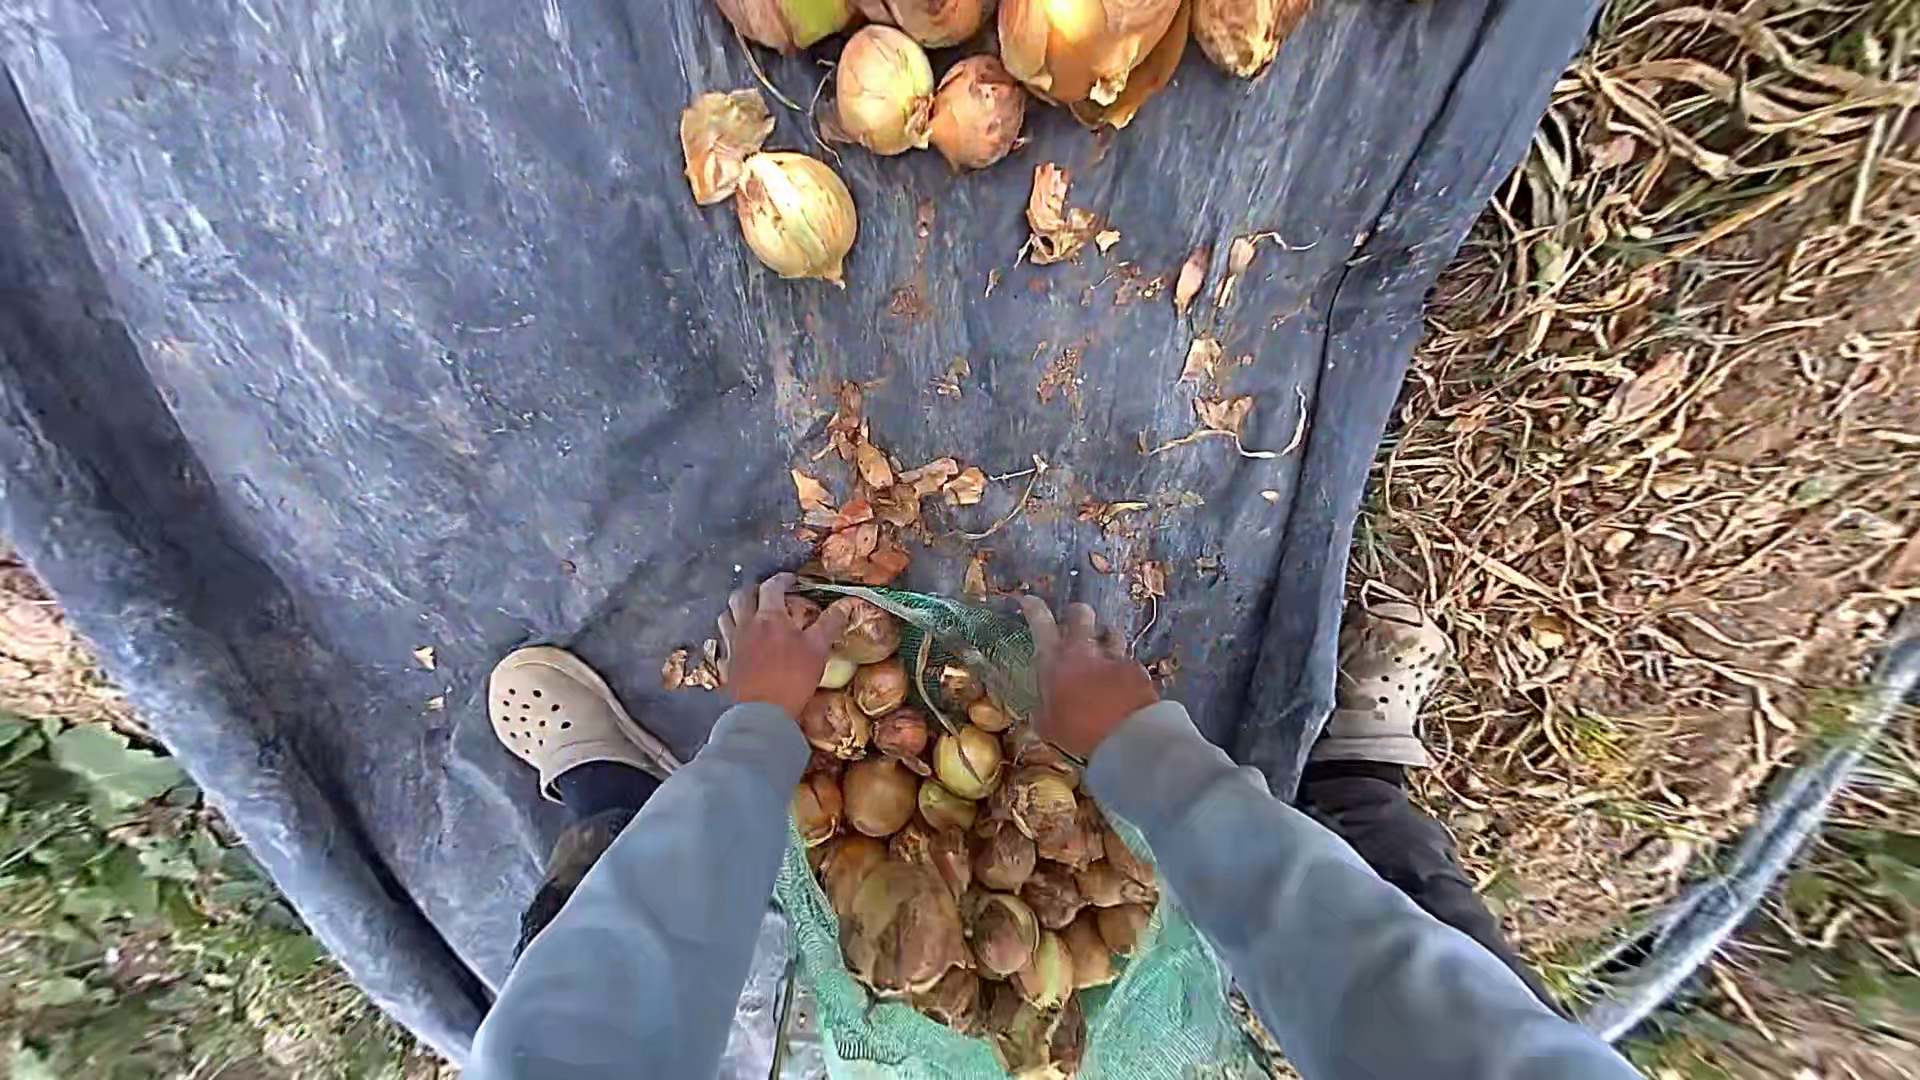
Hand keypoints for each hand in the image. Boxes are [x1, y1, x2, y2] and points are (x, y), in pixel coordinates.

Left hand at [718, 573, 848, 718]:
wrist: (763, 713)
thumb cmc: (793, 677)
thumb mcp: (818, 648)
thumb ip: (830, 622)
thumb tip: (846, 603)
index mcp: (769, 617)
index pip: (772, 586)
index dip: (783, 579)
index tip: (793, 580)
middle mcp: (746, 624)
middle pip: (741, 595)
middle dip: (755, 590)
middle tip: (769, 595)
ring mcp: (732, 643)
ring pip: (726, 615)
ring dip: (738, 608)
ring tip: (752, 613)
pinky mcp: (725, 662)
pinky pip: (722, 639)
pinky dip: (730, 632)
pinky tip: (740, 639)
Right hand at [1018, 596, 1158, 759]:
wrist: (1125, 736)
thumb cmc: (1078, 730)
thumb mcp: (1050, 727)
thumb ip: (1043, 715)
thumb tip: (1039, 716)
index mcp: (1054, 660)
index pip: (1040, 621)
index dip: (1033, 607)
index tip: (1029, 600)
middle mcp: (1082, 649)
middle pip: (1081, 614)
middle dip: (1077, 614)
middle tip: (1075, 622)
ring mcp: (1112, 656)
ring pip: (1111, 632)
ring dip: (1106, 637)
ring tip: (1105, 647)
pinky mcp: (1136, 668)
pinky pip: (1129, 661)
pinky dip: (1125, 667)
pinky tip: (1126, 680)